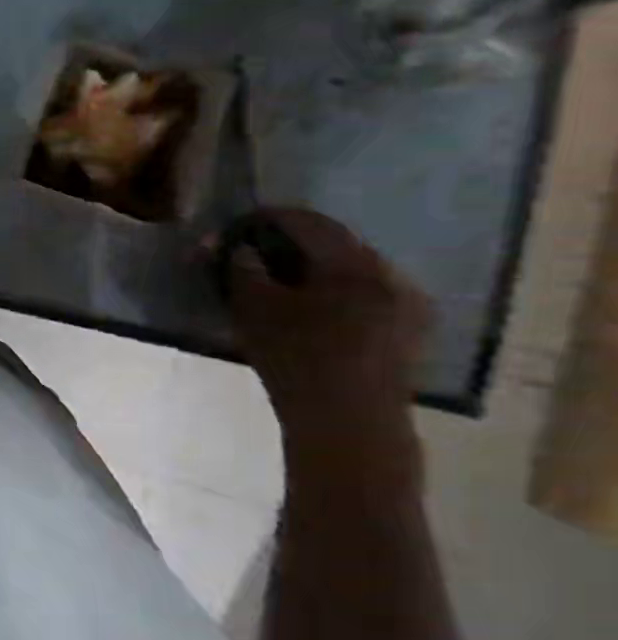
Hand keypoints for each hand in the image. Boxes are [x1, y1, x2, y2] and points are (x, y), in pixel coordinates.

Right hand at [223, 208, 430, 429]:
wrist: (349, 422)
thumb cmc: (295, 358)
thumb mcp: (252, 308)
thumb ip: (239, 268)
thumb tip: (232, 245)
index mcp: (354, 264)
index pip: (309, 221)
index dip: (269, 217)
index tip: (237, 223)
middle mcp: (389, 275)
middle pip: (335, 243)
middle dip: (292, 241)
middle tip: (253, 250)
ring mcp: (406, 304)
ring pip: (351, 268)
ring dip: (313, 266)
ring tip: (277, 278)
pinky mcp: (407, 330)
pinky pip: (364, 292)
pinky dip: (332, 287)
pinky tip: (308, 304)